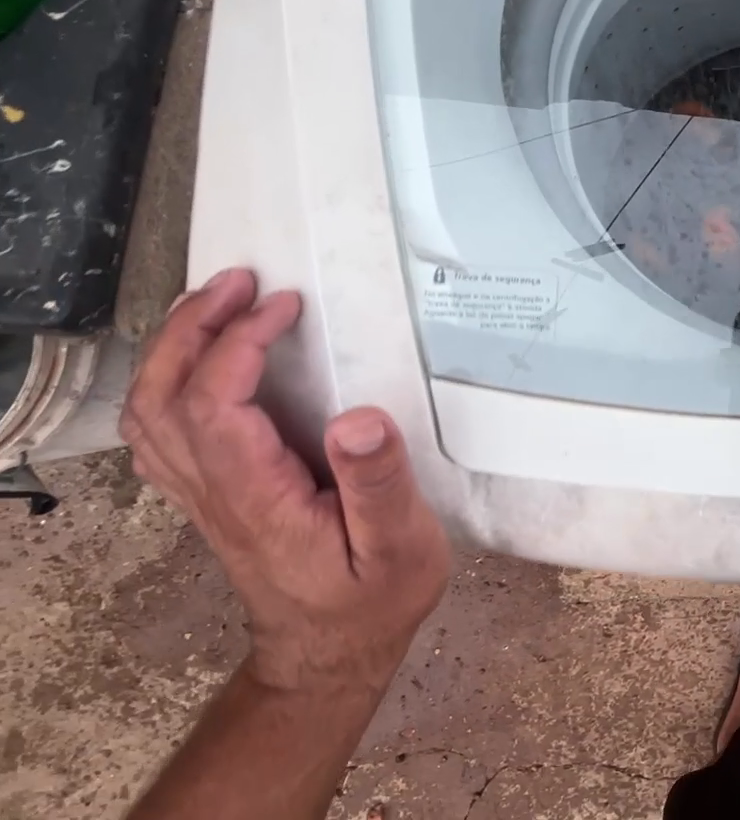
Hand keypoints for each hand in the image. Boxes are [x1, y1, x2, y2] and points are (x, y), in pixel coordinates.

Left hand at [120, 268, 450, 695]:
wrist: (332, 650)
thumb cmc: (373, 597)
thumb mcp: (396, 544)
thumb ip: (376, 482)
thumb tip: (357, 416)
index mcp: (258, 495)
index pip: (217, 404)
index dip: (240, 345)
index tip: (285, 306)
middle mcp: (214, 491)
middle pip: (162, 399)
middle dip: (189, 330)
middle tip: (238, 283)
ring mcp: (205, 497)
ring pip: (150, 414)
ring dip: (172, 350)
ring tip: (217, 305)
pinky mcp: (215, 499)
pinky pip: (164, 433)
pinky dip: (170, 384)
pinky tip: (204, 364)